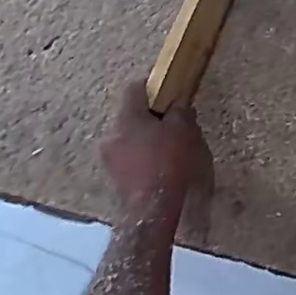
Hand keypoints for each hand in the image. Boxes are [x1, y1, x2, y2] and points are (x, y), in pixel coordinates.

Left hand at [99, 80, 212, 226]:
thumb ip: (180, 111)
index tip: (167, 88)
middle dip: (151, 115)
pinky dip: (143, 155)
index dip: (151, 85)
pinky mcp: (115, 178)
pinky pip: (130, 156)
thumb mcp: (185, 130)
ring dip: (147, 137)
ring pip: (130, 137)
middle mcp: (112, 135)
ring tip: (169, 147)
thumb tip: (177, 102)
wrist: (153, 210)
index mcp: (127, 118)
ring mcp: (110, 158)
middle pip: (132, 114)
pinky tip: (161, 165)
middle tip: (173, 121)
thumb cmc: (170, 163)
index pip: (134, 88)